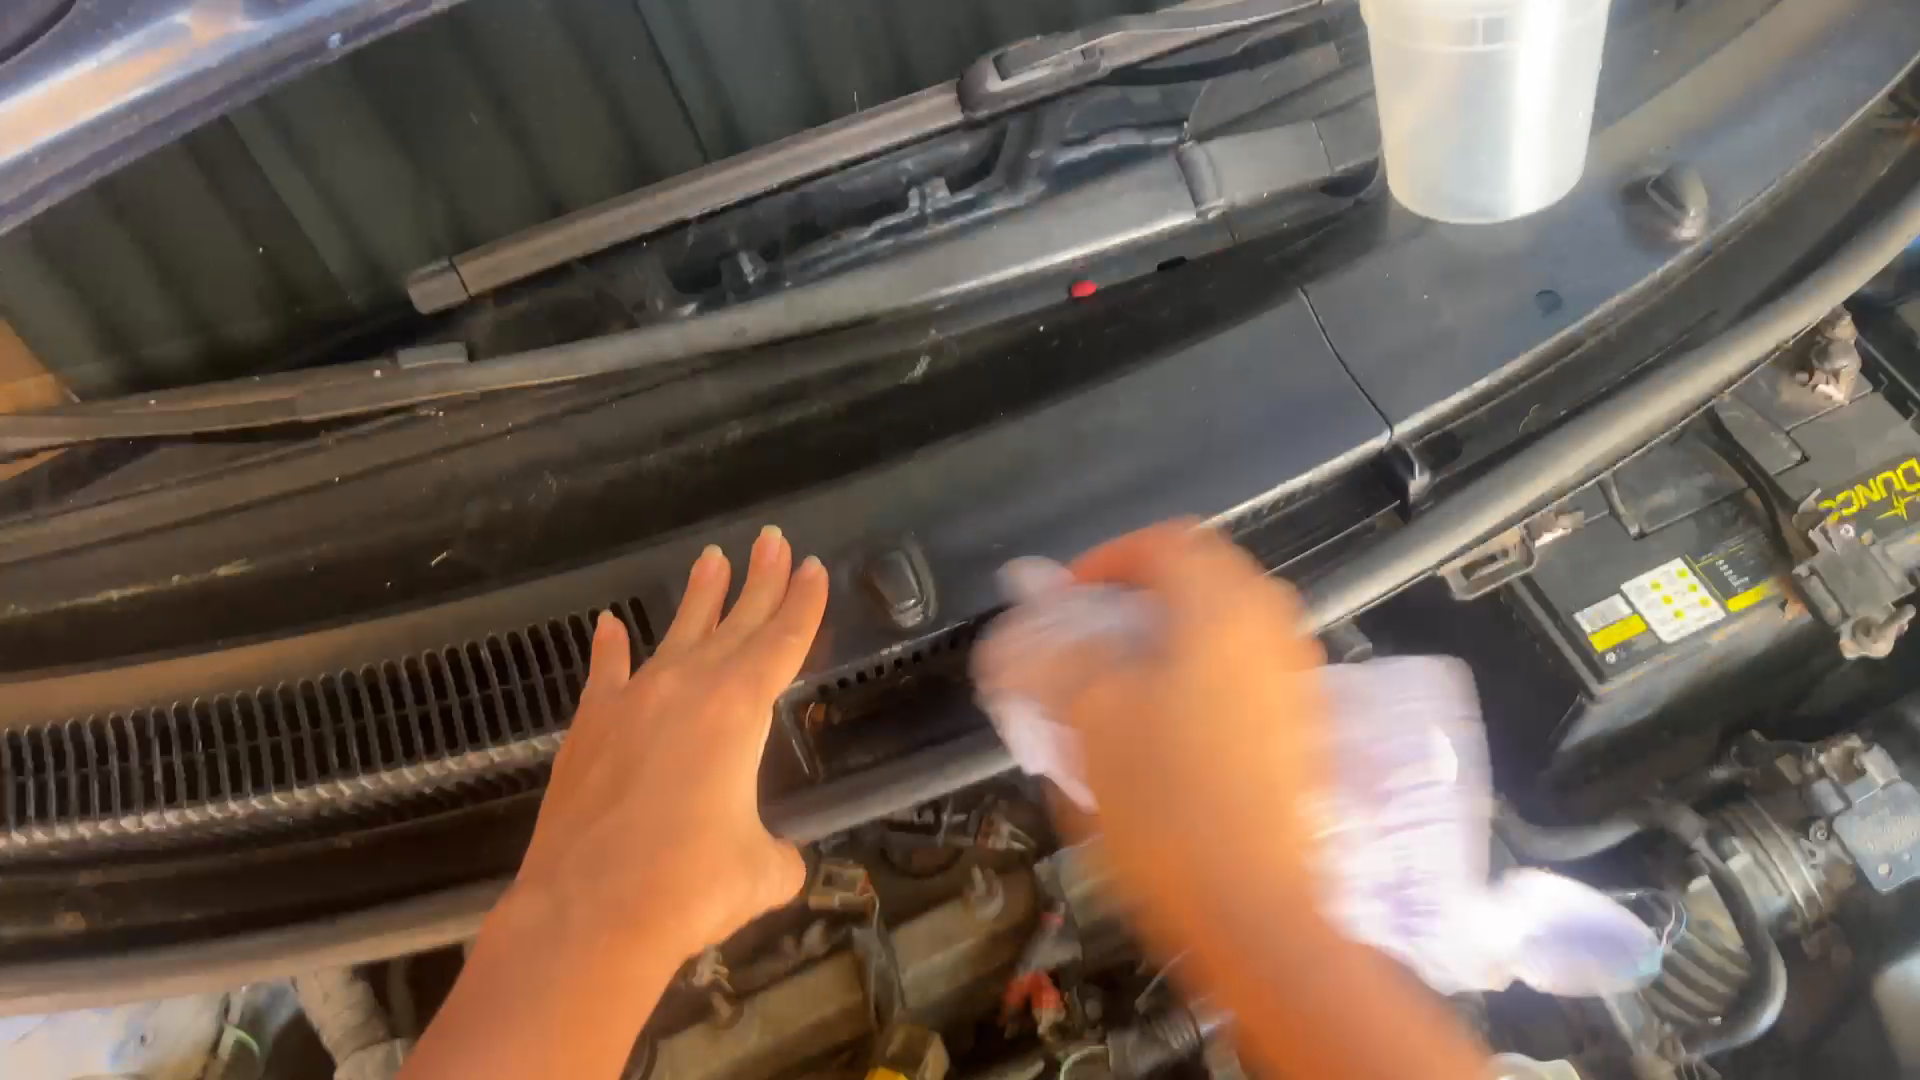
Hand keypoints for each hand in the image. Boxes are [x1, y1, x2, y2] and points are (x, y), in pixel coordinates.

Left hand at [514, 526, 828, 959]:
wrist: (584, 917)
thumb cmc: (689, 887)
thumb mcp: (761, 872)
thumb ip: (780, 855)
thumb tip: (780, 862)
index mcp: (740, 708)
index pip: (783, 640)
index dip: (802, 602)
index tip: (811, 566)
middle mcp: (690, 688)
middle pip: (737, 622)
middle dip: (760, 579)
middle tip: (773, 538)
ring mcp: (634, 702)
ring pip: (678, 633)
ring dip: (700, 595)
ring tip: (712, 556)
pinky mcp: (591, 727)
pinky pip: (606, 673)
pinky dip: (609, 648)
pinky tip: (609, 623)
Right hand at [1061, 523, 1331, 960]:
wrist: (1257, 911)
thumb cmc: (1167, 806)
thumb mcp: (1091, 718)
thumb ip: (1049, 653)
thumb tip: (1016, 618)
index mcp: (1220, 609)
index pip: (1161, 542)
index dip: (1103, 561)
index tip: (1064, 602)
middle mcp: (1269, 626)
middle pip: (1197, 574)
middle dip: (1136, 594)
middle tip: (1090, 633)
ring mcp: (1296, 672)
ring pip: (1222, 620)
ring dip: (1167, 630)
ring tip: (1120, 678)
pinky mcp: (1303, 717)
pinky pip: (1243, 661)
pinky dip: (1199, 665)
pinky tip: (1167, 718)